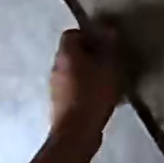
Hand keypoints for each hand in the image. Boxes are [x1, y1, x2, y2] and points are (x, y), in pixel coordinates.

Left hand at [49, 27, 121, 144]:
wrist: (76, 132)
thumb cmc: (93, 93)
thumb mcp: (108, 66)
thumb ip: (108, 46)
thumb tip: (108, 30)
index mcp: (65, 54)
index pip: (71, 34)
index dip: (87, 35)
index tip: (103, 42)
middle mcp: (56, 68)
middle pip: (72, 54)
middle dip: (89, 55)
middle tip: (108, 61)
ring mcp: (55, 88)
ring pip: (72, 72)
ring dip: (87, 73)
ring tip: (107, 81)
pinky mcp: (59, 105)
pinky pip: (73, 90)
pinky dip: (85, 90)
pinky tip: (101, 99)